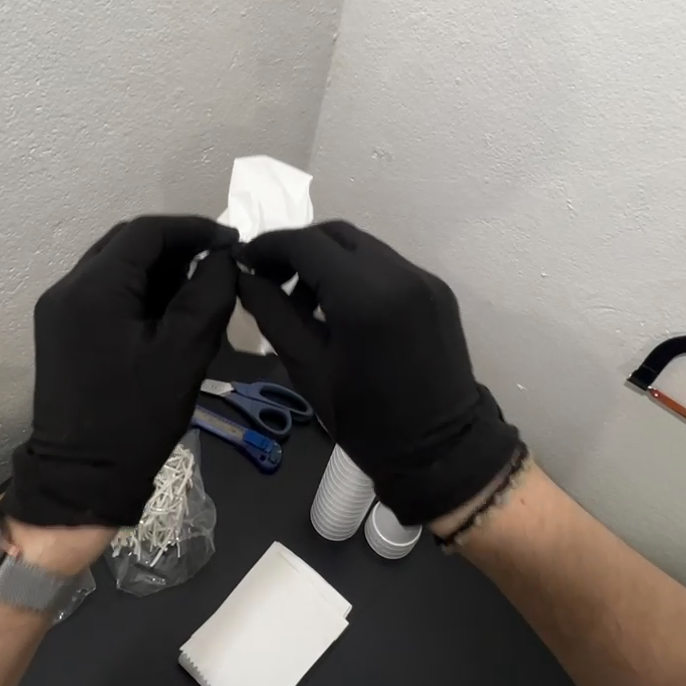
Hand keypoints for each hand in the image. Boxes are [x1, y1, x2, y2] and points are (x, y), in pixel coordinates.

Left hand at [2, 216, 238, 526]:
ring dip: (158, 267)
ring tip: (200, 285)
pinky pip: (106, 290)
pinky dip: (140, 289)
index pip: (147, 232)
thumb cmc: (137, 415)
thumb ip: (209, 292)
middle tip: (218, 261)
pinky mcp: (62, 329)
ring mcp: (59, 309)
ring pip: (116, 265)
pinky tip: (169, 308)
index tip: (231, 241)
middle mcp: (68, 288)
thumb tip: (221, 256)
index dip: (193, 229)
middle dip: (177, 246)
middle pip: (128, 243)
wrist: (83, 477)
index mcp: (93, 288)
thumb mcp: (186, 351)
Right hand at [235, 221, 520, 523]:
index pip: (305, 243)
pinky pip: (386, 265)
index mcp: (363, 296)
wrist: (440, 451)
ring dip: (327, 260)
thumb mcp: (307, 368)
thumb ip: (272, 313)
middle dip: (298, 249)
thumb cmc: (365, 421)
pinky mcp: (436, 290)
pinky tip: (342, 308)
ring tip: (306, 301)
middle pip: (335, 235)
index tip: (245, 262)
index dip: (268, 246)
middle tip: (272, 279)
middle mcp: (398, 273)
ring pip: (362, 247)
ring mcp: (422, 278)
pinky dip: (356, 274)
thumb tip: (246, 277)